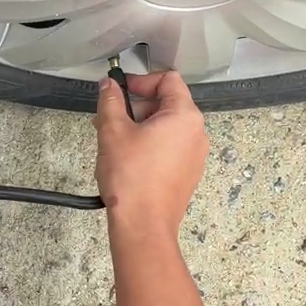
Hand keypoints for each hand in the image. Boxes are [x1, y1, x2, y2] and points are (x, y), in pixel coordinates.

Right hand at [93, 71, 209, 244]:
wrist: (142, 225)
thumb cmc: (132, 179)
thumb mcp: (112, 130)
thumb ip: (110, 101)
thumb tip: (109, 86)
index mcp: (185, 117)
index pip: (168, 80)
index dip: (141, 80)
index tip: (120, 90)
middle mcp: (196, 134)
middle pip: (166, 103)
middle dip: (136, 106)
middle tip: (109, 118)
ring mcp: (194, 156)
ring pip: (165, 126)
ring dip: (138, 126)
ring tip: (112, 140)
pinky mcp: (186, 173)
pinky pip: (168, 147)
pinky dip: (148, 144)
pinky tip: (126, 158)